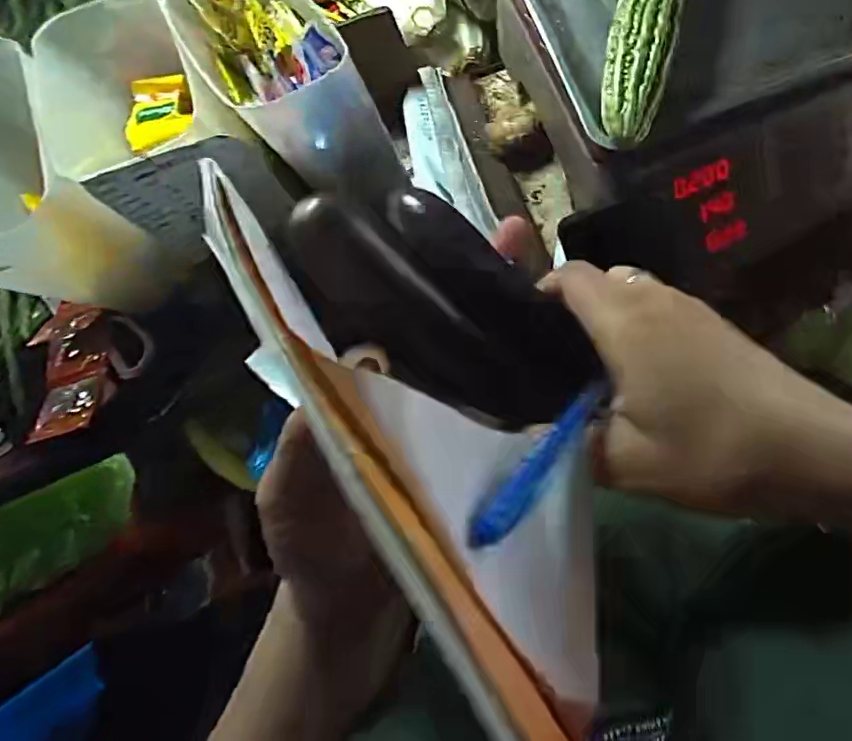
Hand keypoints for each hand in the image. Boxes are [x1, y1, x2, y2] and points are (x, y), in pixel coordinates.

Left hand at [253, 216, 542, 615]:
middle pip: (442, 323)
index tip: (442, 230)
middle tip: (516, 235)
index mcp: (358, 383)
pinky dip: (527, 380)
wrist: (357, 621)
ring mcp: (447, 418)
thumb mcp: (290, 494)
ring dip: (509, 319)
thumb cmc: (312, 549)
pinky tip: (561, 354)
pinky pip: (502, 407)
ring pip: (477, 356)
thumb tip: (362, 355)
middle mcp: (408, 388)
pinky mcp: (479, 451)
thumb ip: (304, 439)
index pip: (385, 313)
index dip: (412, 272)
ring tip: (549, 279)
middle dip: (477, 279)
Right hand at [542, 262, 839, 514]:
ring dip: (611, 317)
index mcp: (624, 319)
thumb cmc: (712, 449)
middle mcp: (654, 297)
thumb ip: (576, 443)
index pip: (568, 275)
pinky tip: (652, 376)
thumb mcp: (629, 464)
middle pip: (599, 279)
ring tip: (605, 372)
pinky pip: (661, 306)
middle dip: (574, 308)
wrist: (811, 446)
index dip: (541, 291)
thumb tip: (552, 428)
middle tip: (563, 361)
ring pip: (632, 290)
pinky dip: (642, 325)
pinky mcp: (715, 322)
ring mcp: (691, 306)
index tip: (528, 330)